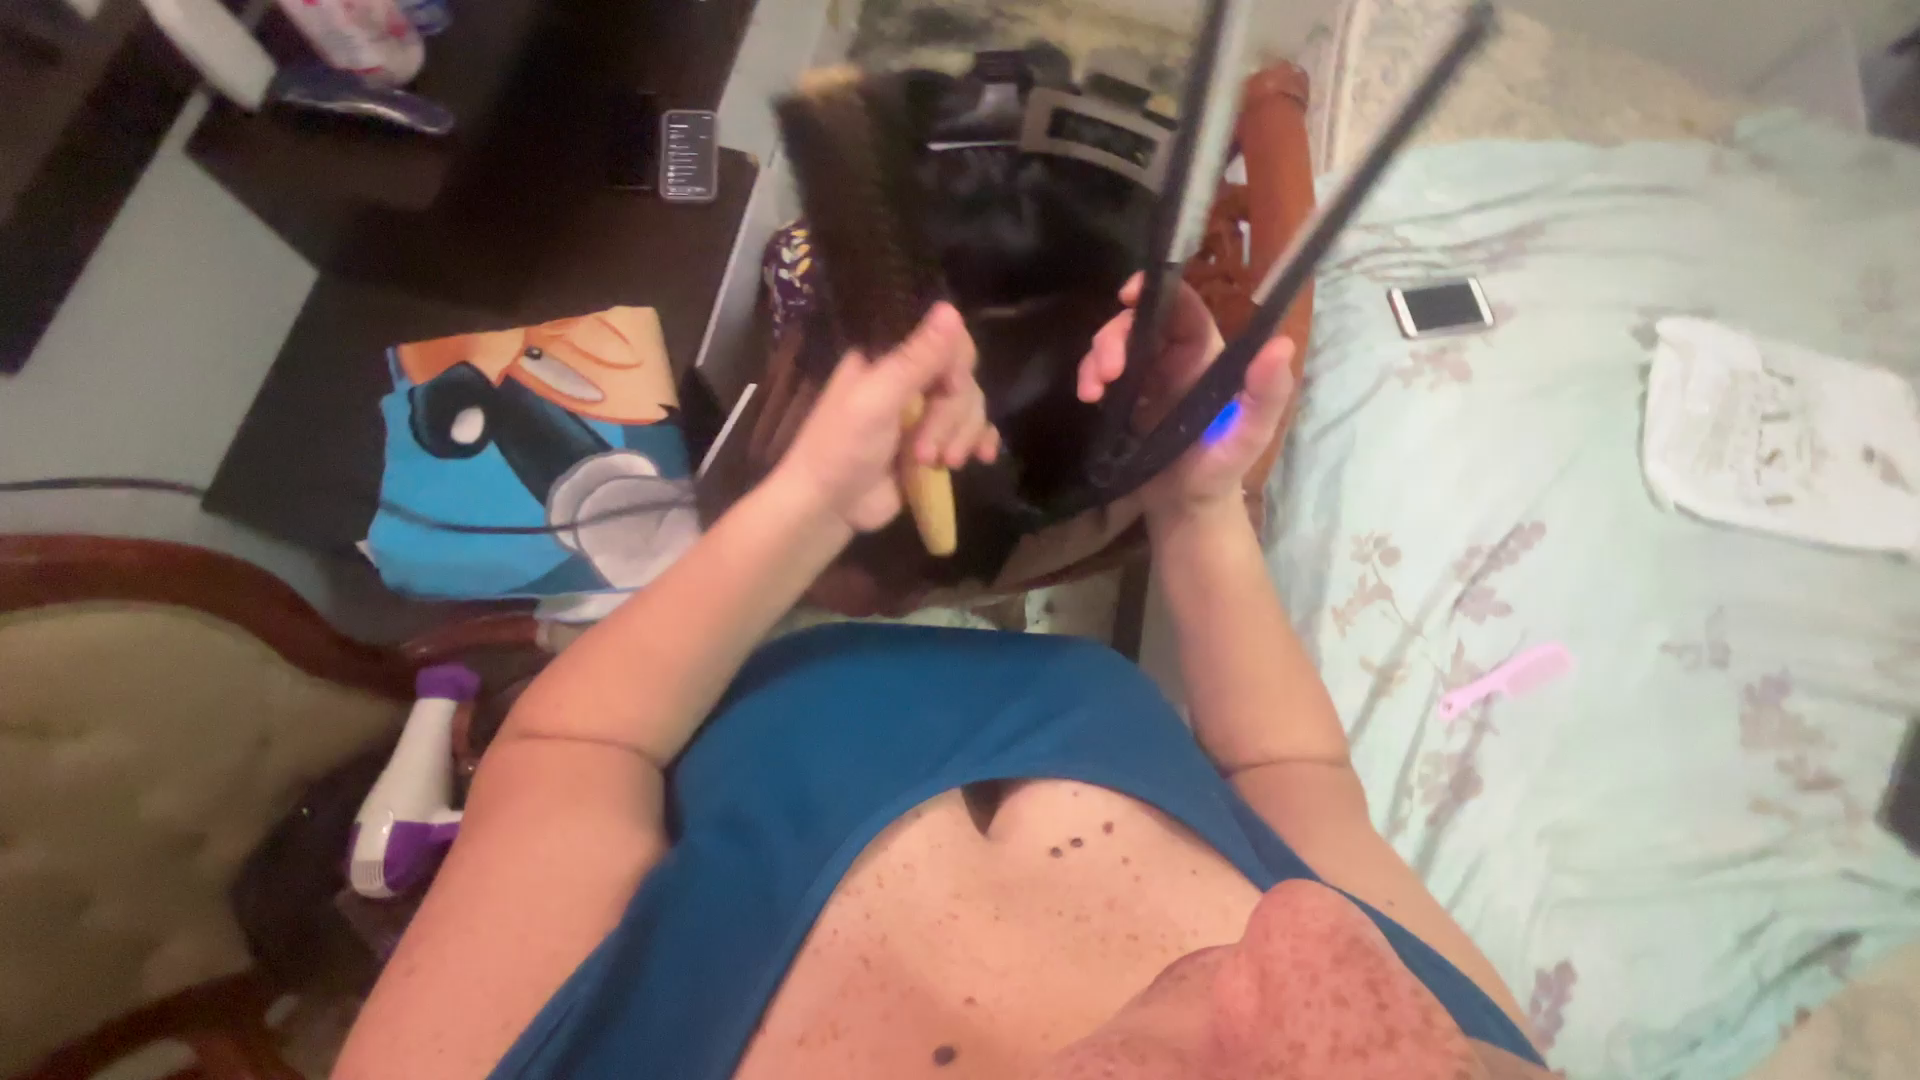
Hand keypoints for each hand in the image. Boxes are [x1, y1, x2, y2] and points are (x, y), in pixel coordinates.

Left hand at [775, 302, 999, 533]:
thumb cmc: (840, 448)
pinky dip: (980, 443)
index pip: (946, 343)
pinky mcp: (935, 445)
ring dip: (961, 437)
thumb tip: (951, 307)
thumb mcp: (877, 400)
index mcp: (889, 358)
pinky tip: (982, 458)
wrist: (829, 508)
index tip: (948, 389)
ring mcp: (924, 415)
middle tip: (925, 452)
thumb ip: (916, 358)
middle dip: (951, 419)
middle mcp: (910, 381)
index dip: (956, 368)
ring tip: (937, 463)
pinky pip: (973, 433)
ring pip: (971, 408)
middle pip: (963, 381)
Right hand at [1077, 275, 1295, 526]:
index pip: (1182, 307)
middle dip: (1114, 335)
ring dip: (1097, 358)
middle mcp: (1174, 358)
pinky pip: (1101, 373)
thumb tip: (1280, 345)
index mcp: (1205, 355)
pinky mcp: (1123, 399)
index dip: (1156, 290)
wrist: (1185, 507)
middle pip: (1139, 322)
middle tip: (1107, 370)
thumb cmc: (1222, 469)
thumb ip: (1266, 394)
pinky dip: (1089, 377)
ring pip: (1115, 344)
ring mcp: (1146, 378)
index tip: (1128, 294)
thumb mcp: (1250, 435)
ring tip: (1092, 391)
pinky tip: (1088, 398)